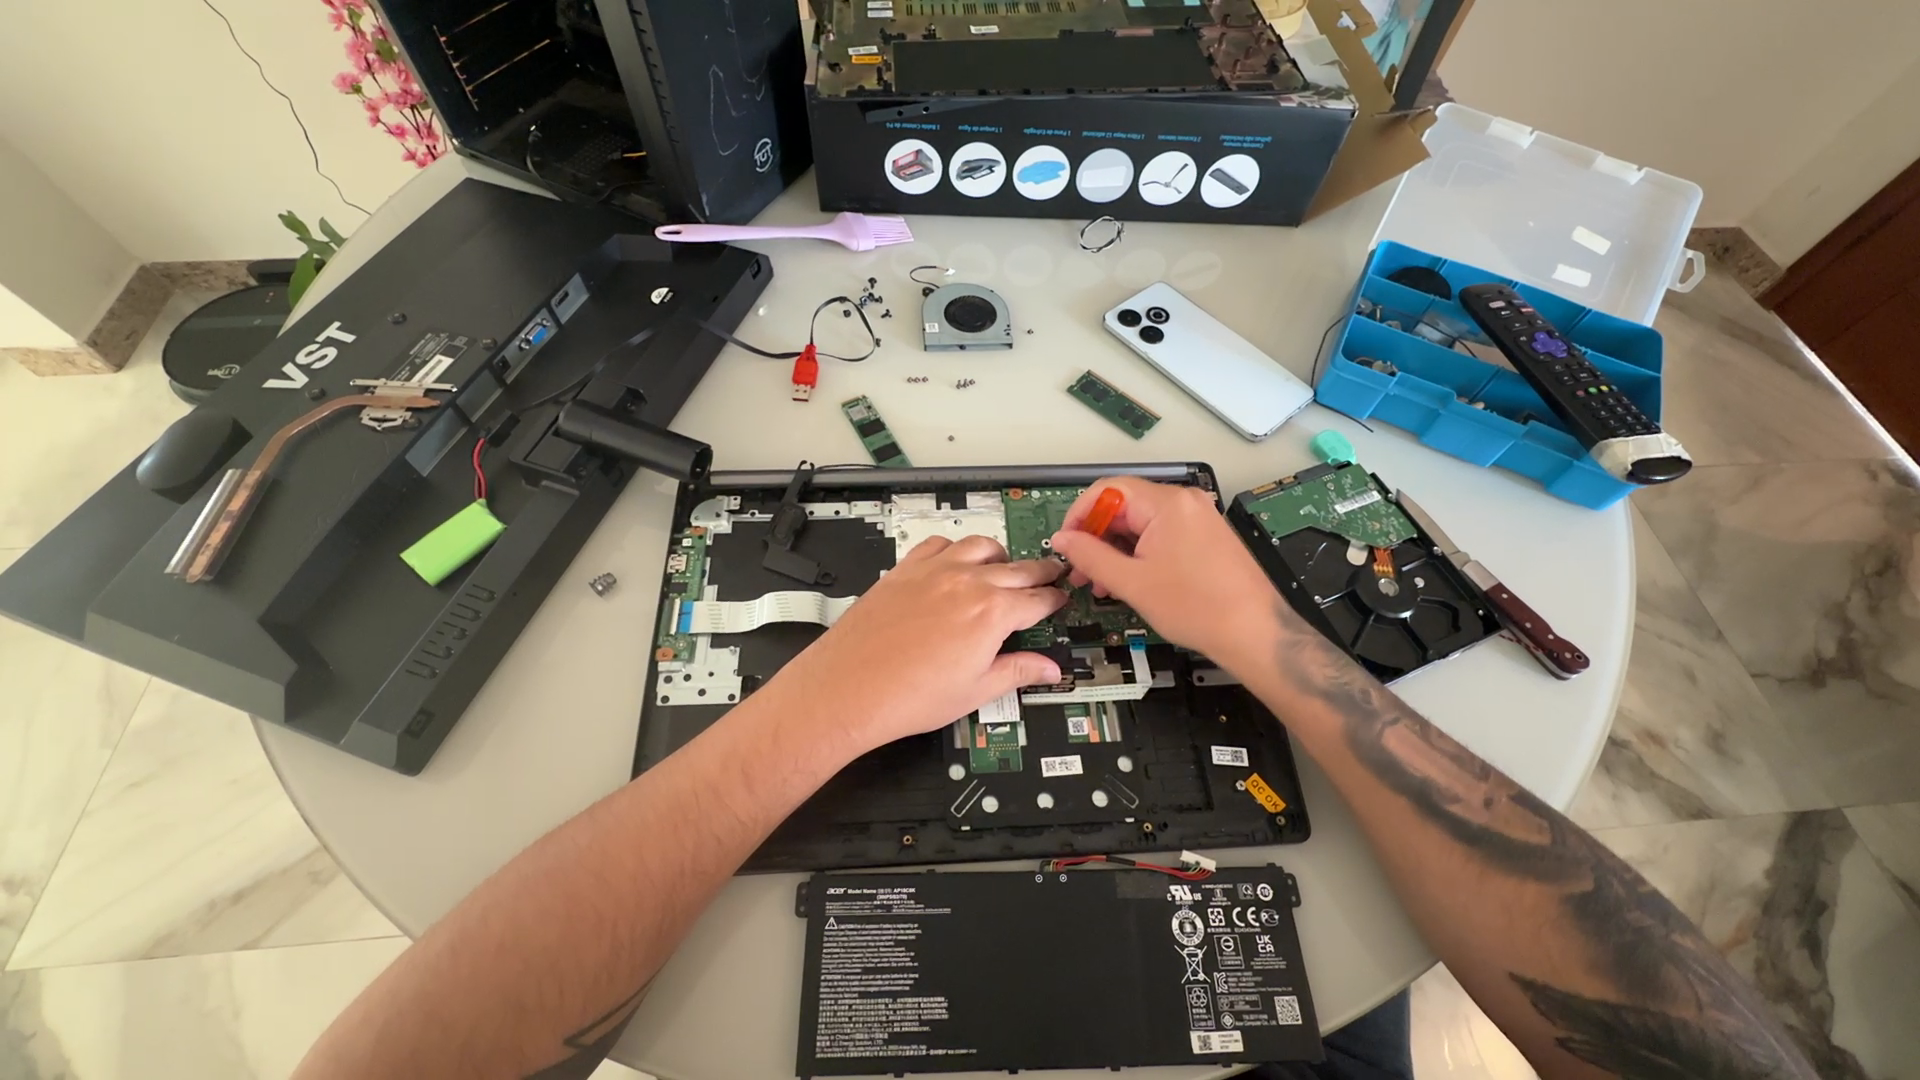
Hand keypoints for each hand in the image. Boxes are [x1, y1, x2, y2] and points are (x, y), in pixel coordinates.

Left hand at [767, 535, 1067, 751]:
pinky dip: (955, 548)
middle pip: (1017, 568)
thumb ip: (1017, 672)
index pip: (1038, 599)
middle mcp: (967, 582)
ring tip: (1005, 565)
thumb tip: (1048, 669)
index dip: (1054, 599)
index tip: (1060, 599)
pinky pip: (938, 544)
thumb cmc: (909, 696)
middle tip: (1050, 574)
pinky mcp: (905, 569)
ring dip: (1000, 554)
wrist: (849, 688)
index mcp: (992, 613)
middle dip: (1039, 571)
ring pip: (980, 546)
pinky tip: (955, 559)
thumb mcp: (975, 691)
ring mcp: (934, 570)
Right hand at [1048, 477, 1289, 673]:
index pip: (1107, 490)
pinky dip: (1139, 553)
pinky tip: (1128, 580)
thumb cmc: (1199, 608)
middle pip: (1124, 505)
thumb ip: (1090, 556)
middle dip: (1096, 537)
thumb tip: (1063, 539)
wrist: (1254, 633)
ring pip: (1141, 523)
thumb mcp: (1131, 582)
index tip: (1067, 543)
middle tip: (1080, 571)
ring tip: (1100, 583)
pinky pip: (1160, 534)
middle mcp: (1185, 502)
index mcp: (1168, 504)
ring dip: (1115, 549)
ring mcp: (1198, 518)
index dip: (1079, 515)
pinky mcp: (1205, 536)